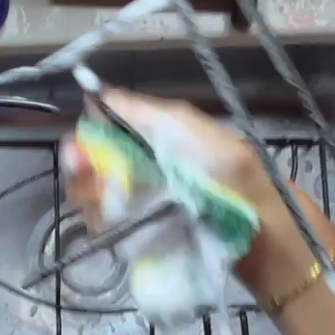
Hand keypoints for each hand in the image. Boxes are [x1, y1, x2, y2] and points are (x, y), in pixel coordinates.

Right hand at [59, 88, 317, 304]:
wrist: (258, 228)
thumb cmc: (227, 172)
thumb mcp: (188, 128)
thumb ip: (142, 111)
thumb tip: (97, 95)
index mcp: (154, 141)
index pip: (105, 135)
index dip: (87, 137)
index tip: (76, 144)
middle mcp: (144, 172)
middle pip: (94, 168)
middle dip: (80, 166)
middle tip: (78, 166)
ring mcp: (142, 207)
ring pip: (95, 198)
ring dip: (87, 194)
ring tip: (94, 193)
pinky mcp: (143, 239)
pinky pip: (110, 228)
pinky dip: (102, 222)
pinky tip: (106, 218)